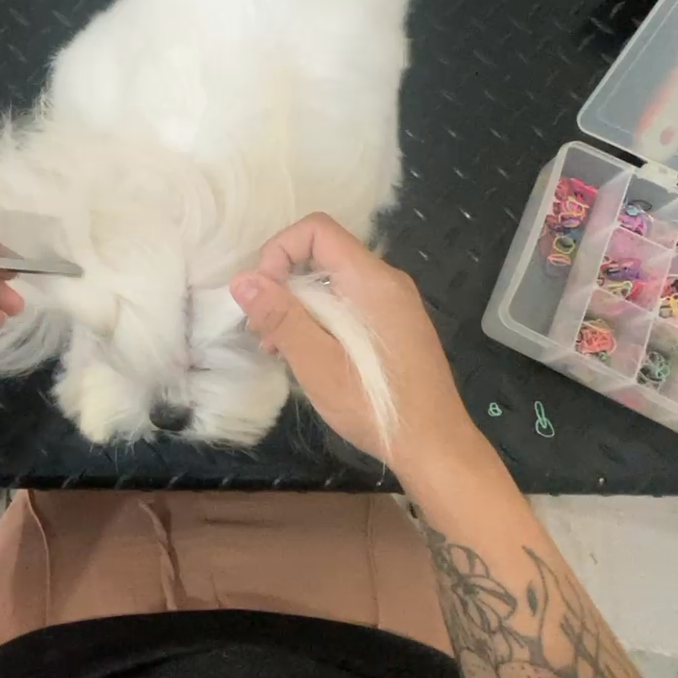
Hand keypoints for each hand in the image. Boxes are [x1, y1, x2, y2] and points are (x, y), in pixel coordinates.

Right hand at [229, 213, 469, 466]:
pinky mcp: (394, 324)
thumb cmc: (376, 405)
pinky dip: (318, 318)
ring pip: (331, 281)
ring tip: (277, 348)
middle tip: (263, 331)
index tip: (263, 294)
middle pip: (321, 254)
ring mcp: (393, 303)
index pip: (316, 230)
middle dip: (282, 283)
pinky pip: (347, 302)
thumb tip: (241, 280)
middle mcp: (386, 281)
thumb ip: (280, 317)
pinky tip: (306, 355)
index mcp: (370, 280)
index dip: (280, 250)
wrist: (436, 447)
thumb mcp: (317, 364)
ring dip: (296, 305)